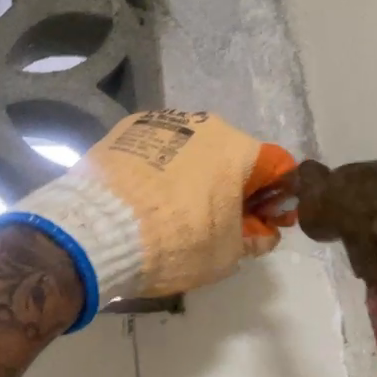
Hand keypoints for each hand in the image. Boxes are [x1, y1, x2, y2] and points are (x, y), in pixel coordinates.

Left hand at [0, 111, 295, 315]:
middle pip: (229, 155)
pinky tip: (144, 198)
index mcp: (236, 147)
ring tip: (173, 210)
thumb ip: (253, 238)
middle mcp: (202, 123)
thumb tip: (263, 232)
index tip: (265, 223)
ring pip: (189, 150)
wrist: (99, 230)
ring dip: (192, 174)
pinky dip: (156, 169)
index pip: (275, 166)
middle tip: (219, 220)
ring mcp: (159, 122)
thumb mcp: (227, 254)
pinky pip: (153, 150)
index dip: (277, 198)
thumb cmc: (176, 242)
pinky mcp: (122, 130)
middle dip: (231, 185)